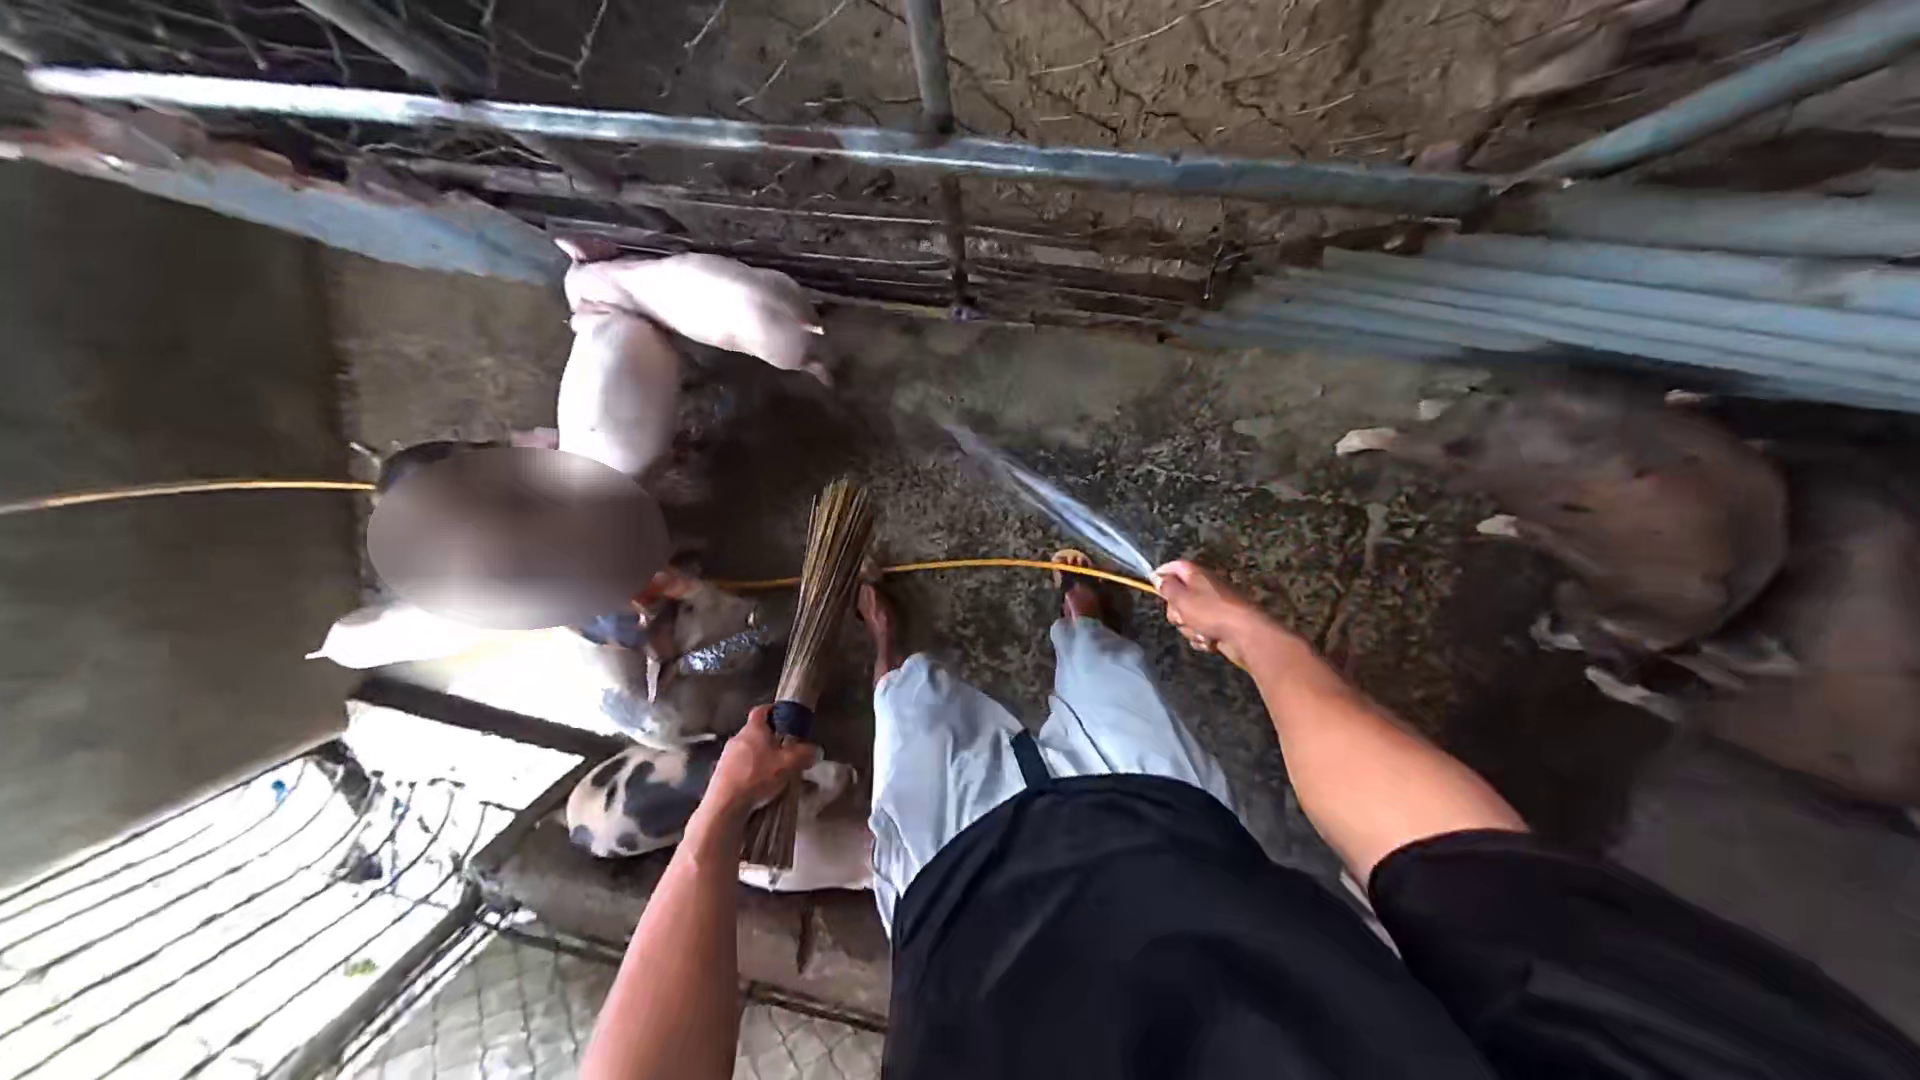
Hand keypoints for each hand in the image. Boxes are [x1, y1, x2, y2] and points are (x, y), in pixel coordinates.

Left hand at [704, 706, 818, 820]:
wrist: (725, 806)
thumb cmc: (757, 777)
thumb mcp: (788, 764)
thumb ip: (804, 754)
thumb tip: (814, 750)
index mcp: (753, 729)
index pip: (761, 709)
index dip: (773, 710)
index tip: (784, 717)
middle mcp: (737, 737)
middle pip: (755, 731)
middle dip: (770, 738)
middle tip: (784, 748)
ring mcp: (726, 755)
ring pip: (747, 749)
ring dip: (759, 755)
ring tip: (772, 769)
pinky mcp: (720, 772)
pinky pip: (739, 764)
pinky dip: (749, 769)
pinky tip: (758, 783)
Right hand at [1154, 560, 1280, 666]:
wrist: (1245, 635)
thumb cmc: (1211, 613)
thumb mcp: (1182, 598)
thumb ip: (1167, 587)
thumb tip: (1158, 577)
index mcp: (1197, 575)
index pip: (1174, 566)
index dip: (1162, 573)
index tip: (1152, 584)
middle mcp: (1205, 588)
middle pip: (1178, 596)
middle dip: (1176, 610)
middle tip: (1182, 616)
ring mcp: (1213, 607)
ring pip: (1187, 617)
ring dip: (1189, 628)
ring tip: (1200, 631)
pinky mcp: (1219, 625)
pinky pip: (1200, 630)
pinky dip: (1201, 637)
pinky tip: (1209, 640)